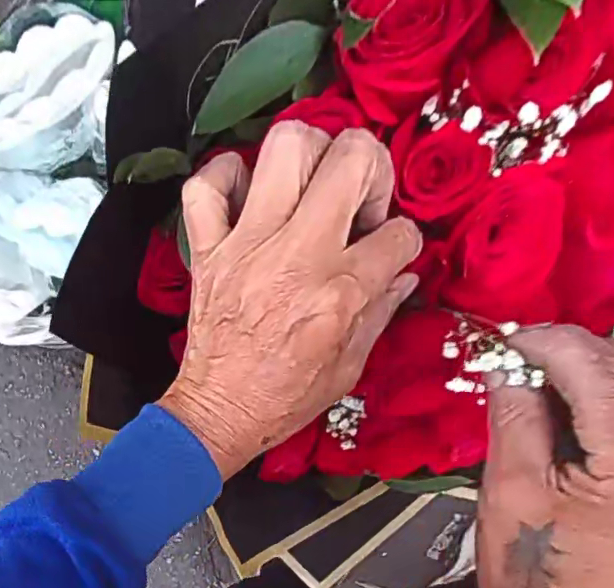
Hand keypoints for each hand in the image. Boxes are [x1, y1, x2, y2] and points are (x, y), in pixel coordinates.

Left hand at [159, 122, 423, 477]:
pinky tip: (249, 194)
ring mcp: (248, 246)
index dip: (405, 241)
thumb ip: (379, 315)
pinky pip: (208, 184)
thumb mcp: (347, 370)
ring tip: (312, 186)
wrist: (220, 415)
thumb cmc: (281, 400)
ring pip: (285, 146)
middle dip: (372, 168)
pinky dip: (227, 175)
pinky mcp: (210, 250)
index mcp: (339, 294)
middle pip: (351, 159)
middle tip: (360, 201)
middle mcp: (297, 257)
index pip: (398, 235)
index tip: (391, 252)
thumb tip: (402, 277)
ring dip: (311, 154)